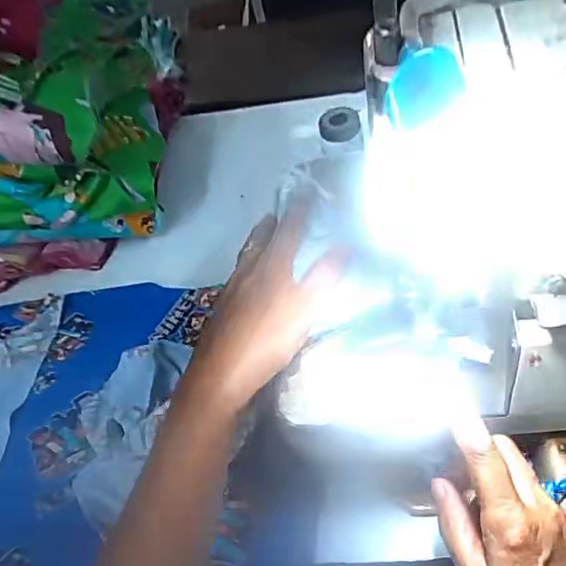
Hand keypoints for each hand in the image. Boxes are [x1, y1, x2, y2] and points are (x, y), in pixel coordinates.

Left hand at [185, 204, 344, 415]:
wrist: (220, 374)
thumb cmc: (267, 341)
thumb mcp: (305, 310)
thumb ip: (324, 276)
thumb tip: (344, 244)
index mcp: (272, 265)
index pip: (289, 228)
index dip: (300, 208)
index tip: (307, 191)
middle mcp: (249, 270)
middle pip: (260, 238)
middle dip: (273, 223)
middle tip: (281, 214)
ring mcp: (231, 289)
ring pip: (246, 257)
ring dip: (257, 244)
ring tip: (264, 240)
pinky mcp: (222, 309)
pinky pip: (238, 277)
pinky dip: (248, 269)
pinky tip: (248, 282)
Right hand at [432, 417, 565, 565]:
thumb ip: (457, 528)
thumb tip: (441, 486)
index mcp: (512, 528)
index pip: (487, 462)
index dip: (467, 432)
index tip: (453, 408)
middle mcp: (544, 512)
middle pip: (509, 454)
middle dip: (479, 451)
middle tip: (453, 471)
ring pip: (525, 471)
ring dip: (498, 473)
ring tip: (476, 505)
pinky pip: (539, 493)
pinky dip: (517, 493)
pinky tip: (505, 525)